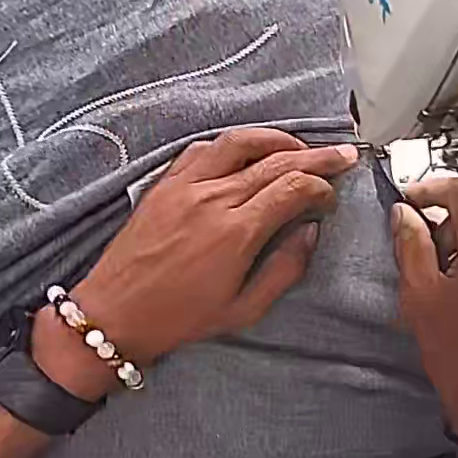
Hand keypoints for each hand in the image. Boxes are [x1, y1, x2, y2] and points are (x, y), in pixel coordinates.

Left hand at [33, 128, 358, 398]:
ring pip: (240, 143)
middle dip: (316, 156)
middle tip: (341, 154)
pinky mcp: (165, 184)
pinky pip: (202, 149)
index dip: (321, 186)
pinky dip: (231, 143)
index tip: (331, 196)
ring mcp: (186, 186)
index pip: (292, 188)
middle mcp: (213, 199)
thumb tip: (310, 234)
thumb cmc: (179, 318)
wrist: (116, 314)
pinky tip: (246, 150)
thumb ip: (284, 270)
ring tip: (299, 145)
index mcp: (236, 232)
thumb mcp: (243, 311)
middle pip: (276, 161)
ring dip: (276, 139)